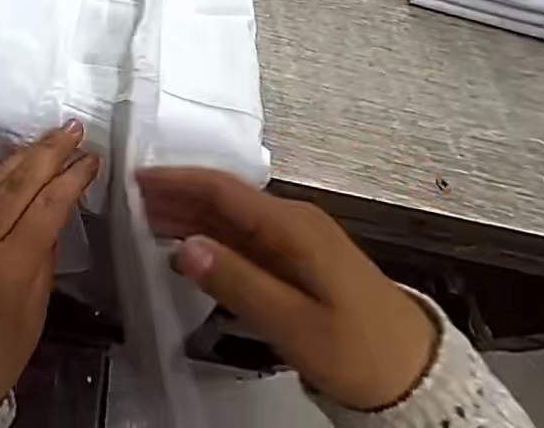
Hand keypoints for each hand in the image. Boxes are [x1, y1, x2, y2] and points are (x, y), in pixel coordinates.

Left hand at [0, 121, 99, 405]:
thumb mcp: (36, 309)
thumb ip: (46, 255)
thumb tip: (57, 213)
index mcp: (11, 265)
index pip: (49, 205)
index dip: (73, 177)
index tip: (92, 160)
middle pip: (20, 183)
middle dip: (51, 152)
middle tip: (73, 130)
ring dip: (22, 153)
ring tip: (47, 136)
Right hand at [137, 167, 436, 410]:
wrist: (407, 366)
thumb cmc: (358, 348)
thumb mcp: (294, 323)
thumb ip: (238, 283)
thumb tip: (186, 248)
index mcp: (291, 226)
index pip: (224, 191)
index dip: (180, 181)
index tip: (142, 178)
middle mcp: (292, 221)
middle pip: (226, 199)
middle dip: (180, 196)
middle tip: (135, 198)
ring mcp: (296, 238)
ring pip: (233, 218)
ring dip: (193, 215)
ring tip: (152, 217)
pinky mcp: (297, 257)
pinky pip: (247, 237)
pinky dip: (214, 237)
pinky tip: (193, 246)